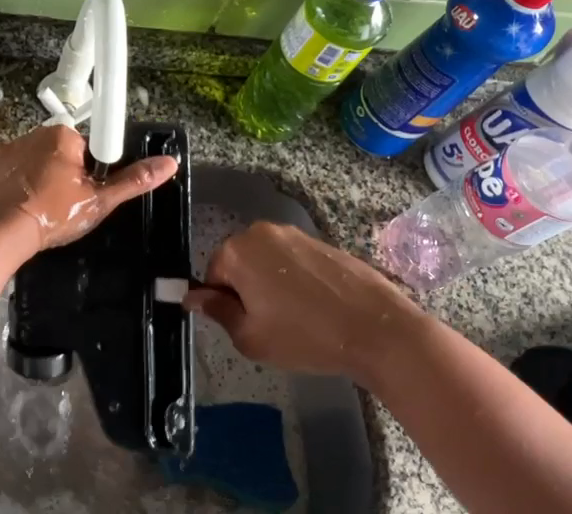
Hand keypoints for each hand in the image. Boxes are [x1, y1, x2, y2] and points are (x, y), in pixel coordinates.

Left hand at [0, 125, 177, 251]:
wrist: (5, 231)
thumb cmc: (55, 214)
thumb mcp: (100, 201)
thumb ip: (134, 181)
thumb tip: (169, 164)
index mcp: (65, 135)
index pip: (90, 148)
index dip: (91, 172)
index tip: (83, 192)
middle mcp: (38, 132)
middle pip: (65, 151)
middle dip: (68, 172)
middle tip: (66, 201)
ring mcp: (14, 144)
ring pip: (41, 156)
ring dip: (45, 174)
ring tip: (44, 204)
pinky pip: (18, 163)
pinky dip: (22, 177)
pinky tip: (25, 199)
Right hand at [184, 221, 425, 382]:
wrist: (378, 330)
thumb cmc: (306, 336)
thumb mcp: (251, 338)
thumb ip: (218, 313)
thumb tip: (193, 297)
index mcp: (237, 251)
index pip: (212, 277)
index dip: (225, 305)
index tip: (246, 326)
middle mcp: (261, 232)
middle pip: (239, 264)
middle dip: (248, 291)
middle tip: (271, 325)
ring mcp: (295, 234)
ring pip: (268, 262)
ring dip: (273, 285)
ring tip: (298, 318)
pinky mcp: (322, 242)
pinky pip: (295, 261)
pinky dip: (298, 281)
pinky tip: (318, 307)